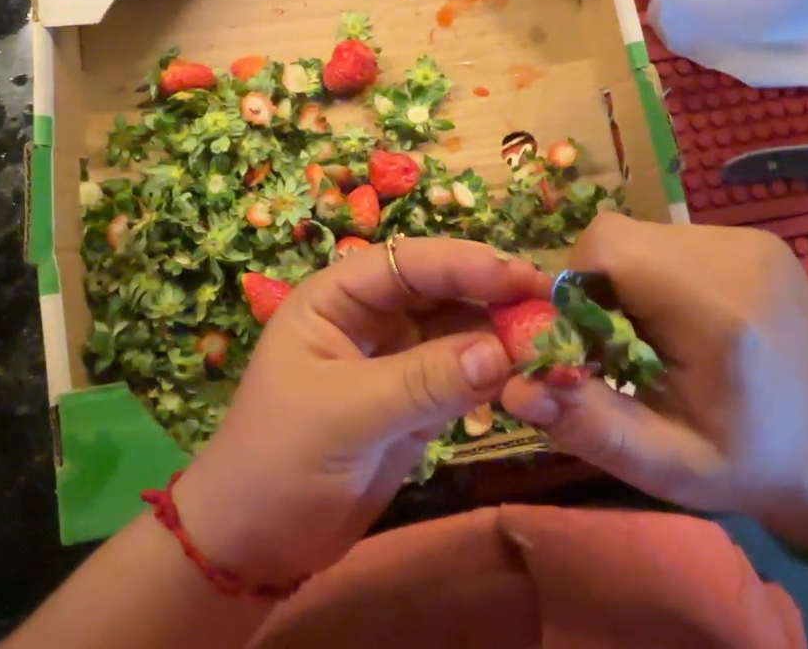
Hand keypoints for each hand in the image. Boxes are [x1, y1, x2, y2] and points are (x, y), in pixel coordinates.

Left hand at [173, 238, 546, 585]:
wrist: (254, 543)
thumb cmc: (278, 462)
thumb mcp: (345, 415)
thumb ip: (422, 381)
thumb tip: (500, 353)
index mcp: (336, 298)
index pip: (407, 263)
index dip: (464, 264)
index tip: (522, 278)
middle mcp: (370, 318)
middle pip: (442, 291)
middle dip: (494, 299)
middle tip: (553, 316)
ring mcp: (395, 359)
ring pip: (460, 331)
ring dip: (503, 339)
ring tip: (553, 351)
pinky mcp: (416, 402)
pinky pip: (464, 376)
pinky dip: (496, 377)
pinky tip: (530, 381)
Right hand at [500, 213, 807, 551]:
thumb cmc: (751, 467)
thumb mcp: (666, 467)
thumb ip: (589, 424)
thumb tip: (513, 388)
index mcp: (718, 310)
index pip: (605, 248)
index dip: (574, 289)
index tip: (587, 345)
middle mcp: (737, 256)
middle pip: (618, 236)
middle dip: (596, 287)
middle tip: (615, 347)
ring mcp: (753, 241)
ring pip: (641, 234)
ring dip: (625, 280)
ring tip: (652, 338)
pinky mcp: (759, 241)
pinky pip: (672, 239)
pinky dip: (655, 273)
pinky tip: (682, 321)